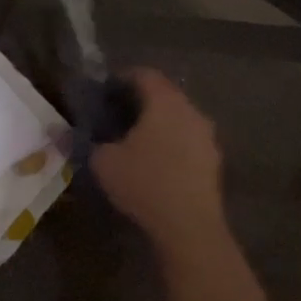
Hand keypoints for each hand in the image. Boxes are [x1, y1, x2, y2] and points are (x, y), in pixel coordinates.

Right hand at [90, 69, 225, 247]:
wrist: (188, 225)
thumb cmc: (144, 183)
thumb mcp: (103, 162)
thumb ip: (92, 142)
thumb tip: (86, 137)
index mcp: (165, 102)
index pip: (144, 74)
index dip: (123, 78)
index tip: (106, 90)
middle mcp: (191, 111)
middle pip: (165, 95)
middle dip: (141, 101)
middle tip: (118, 114)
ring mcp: (207, 136)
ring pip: (179, 119)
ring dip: (159, 124)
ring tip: (136, 141)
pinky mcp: (213, 160)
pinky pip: (188, 141)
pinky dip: (172, 144)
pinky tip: (156, 163)